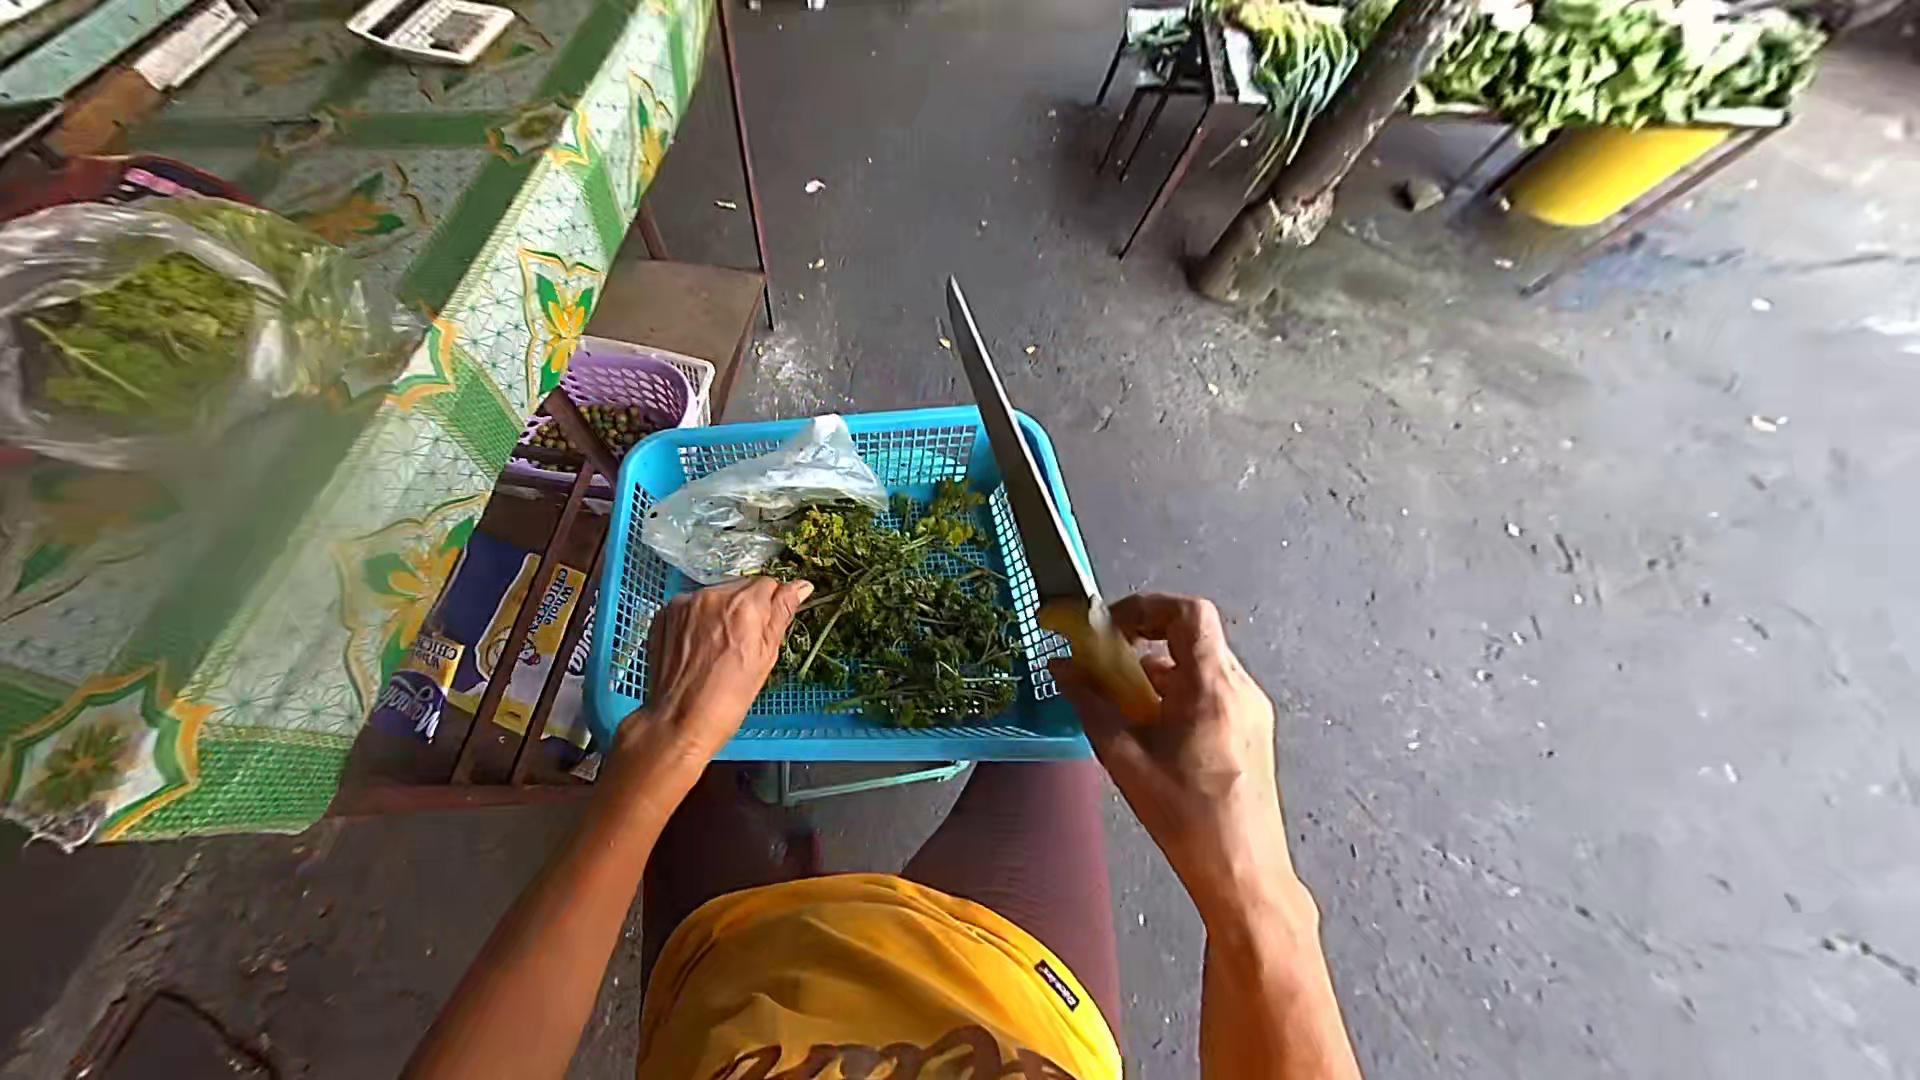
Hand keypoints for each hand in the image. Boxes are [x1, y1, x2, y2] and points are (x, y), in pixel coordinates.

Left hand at [617, 576, 811, 767]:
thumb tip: (802, 585)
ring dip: (721, 611)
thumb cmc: (732, 694)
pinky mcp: (663, 614)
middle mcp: (712, 595)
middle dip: (746, 606)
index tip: (765, 629)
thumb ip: (783, 612)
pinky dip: (697, 619)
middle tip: (742, 641)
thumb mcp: (767, 654)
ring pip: (715, 596)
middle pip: (740, 587)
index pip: (768, 584)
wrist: (680, 720)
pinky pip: (691, 606)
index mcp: (744, 604)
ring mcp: (684, 603)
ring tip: (717, 646)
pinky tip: (698, 646)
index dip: (771, 606)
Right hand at [1052, 593, 1302, 923]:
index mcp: (1211, 688)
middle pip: (1193, 632)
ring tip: (1125, 696)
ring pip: (1200, 659)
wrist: (1244, 872)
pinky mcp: (1251, 725)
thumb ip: (1089, 704)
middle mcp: (1239, 688)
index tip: (1111, 626)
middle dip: (1145, 633)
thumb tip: (1062, 669)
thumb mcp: (1123, 757)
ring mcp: (1250, 707)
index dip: (1146, 606)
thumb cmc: (1185, 819)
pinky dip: (1176, 685)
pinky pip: (1210, 684)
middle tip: (1110, 654)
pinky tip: (1152, 720)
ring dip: (1158, 664)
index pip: (1189, 612)